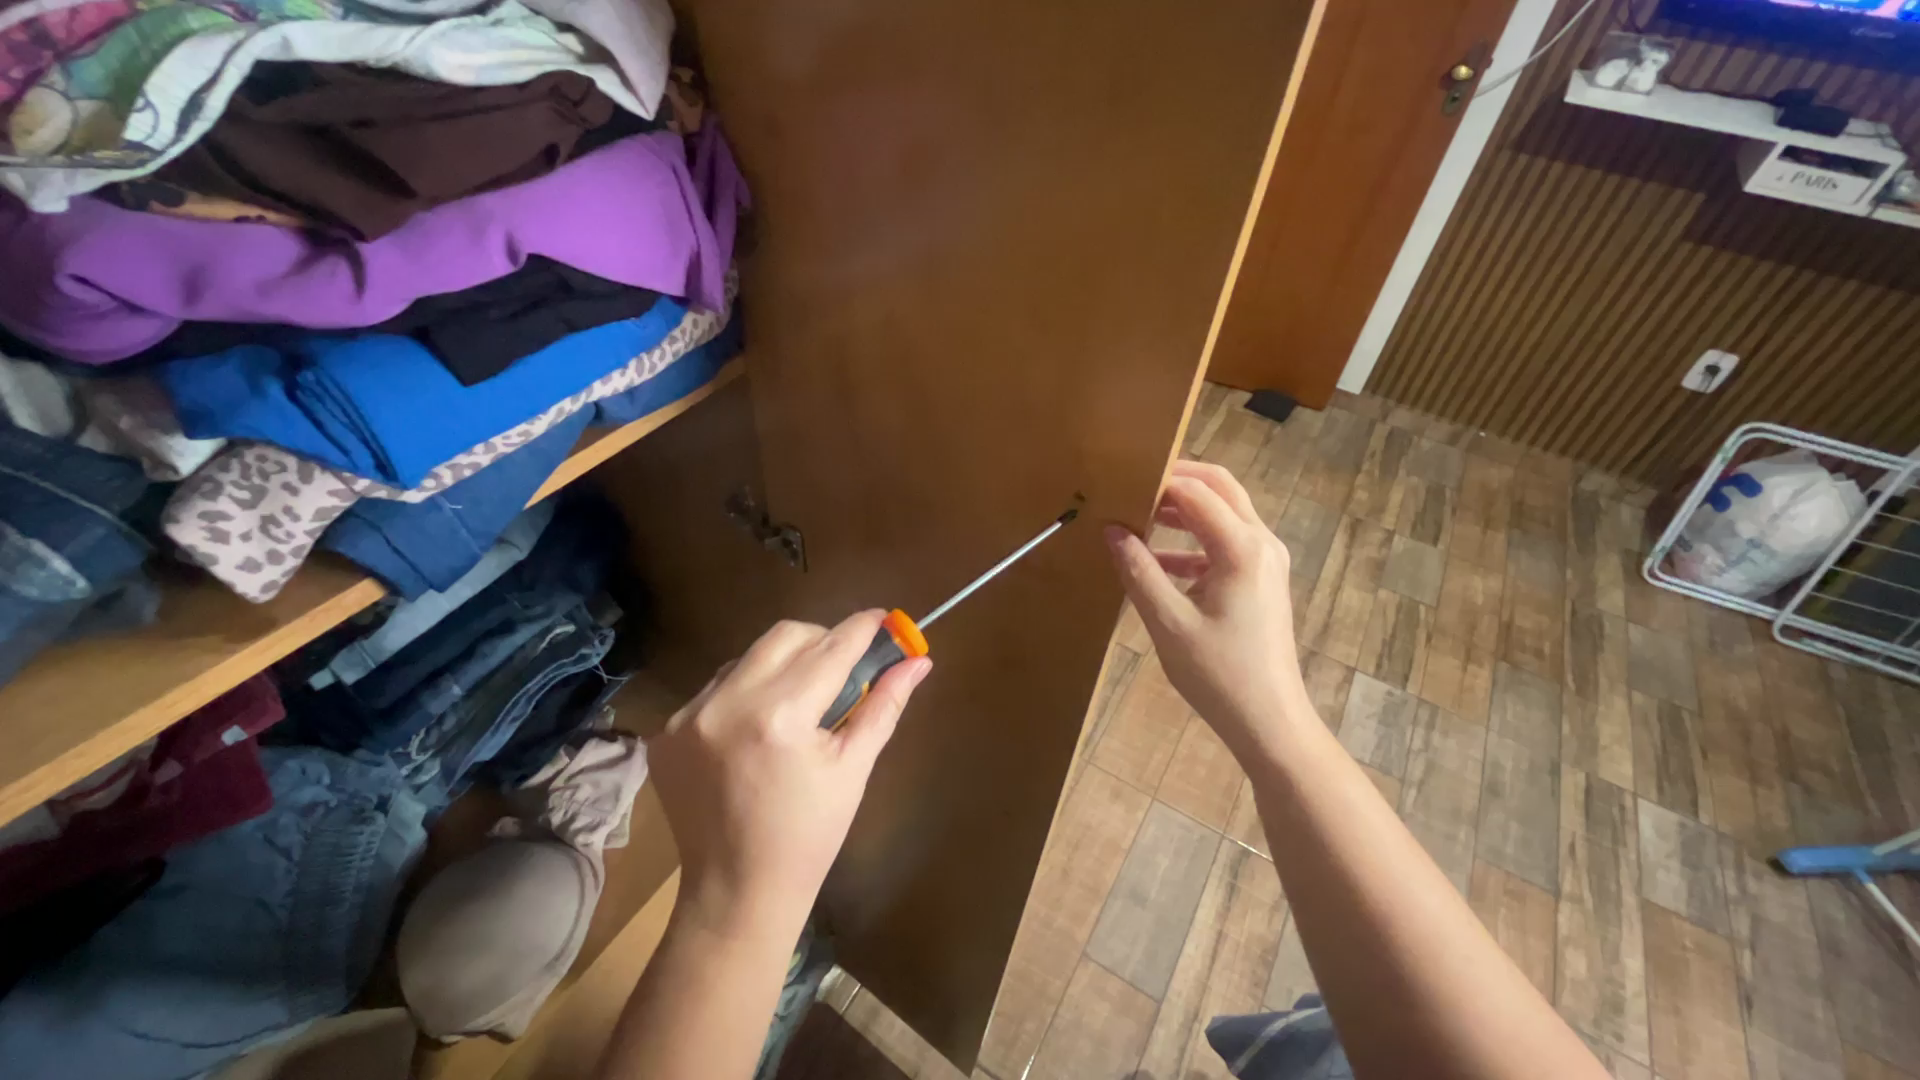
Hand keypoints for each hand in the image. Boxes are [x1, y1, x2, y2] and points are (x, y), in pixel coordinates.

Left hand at [647, 611, 931, 938]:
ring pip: (749, 656)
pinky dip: (746, 691)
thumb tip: (919, 660)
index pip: (832, 648)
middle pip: (787, 635)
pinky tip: (760, 727)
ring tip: (800, 701)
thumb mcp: (854, 768)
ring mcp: (690, 715)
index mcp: (781, 716)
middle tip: (844, 665)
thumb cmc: (810, 835)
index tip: (883, 618)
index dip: (862, 628)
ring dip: (782, 663)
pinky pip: (717, 686)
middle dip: (822, 639)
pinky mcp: (668, 730)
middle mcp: (729, 703)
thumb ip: (884, 706)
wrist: (736, 891)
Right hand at [1105, 461, 1312, 759]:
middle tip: (1133, 485)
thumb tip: (1111, 530)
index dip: (1157, 482)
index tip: (1118, 483)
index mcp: (1241, 548)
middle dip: (1176, 480)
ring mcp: (1267, 560)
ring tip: (1138, 515)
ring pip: (1225, 512)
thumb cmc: (1218, 674)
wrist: (1269, 720)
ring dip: (1184, 509)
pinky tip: (1157, 561)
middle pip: (1220, 487)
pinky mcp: (1262, 578)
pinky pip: (1226, 542)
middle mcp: (1261, 543)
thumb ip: (1138, 571)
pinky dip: (1193, 541)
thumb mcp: (1168, 623)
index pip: (1195, 492)